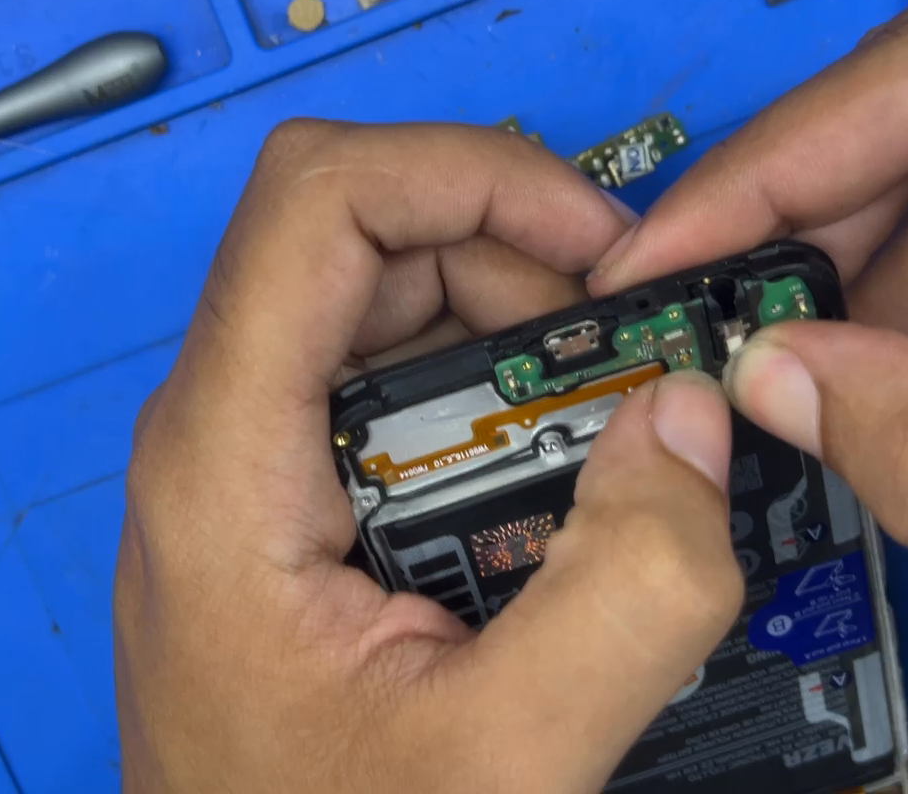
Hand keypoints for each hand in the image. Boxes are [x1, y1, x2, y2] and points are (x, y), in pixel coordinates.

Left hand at [115, 121, 743, 791]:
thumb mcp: (503, 763)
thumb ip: (626, 595)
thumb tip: (685, 418)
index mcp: (224, 450)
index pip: (320, 196)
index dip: (466, 172)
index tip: (598, 248)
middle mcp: (222, 411)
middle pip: (365, 224)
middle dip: (512, 245)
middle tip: (624, 339)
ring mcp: (254, 432)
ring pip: (386, 278)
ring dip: (508, 303)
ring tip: (598, 396)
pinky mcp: (291, 464)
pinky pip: (393, 353)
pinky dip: (488, 358)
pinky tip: (548, 436)